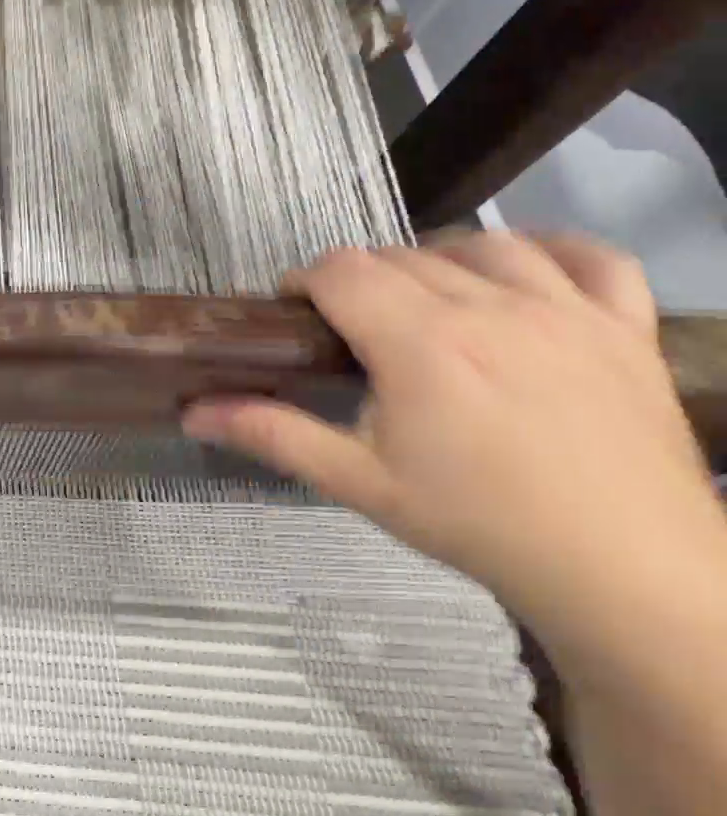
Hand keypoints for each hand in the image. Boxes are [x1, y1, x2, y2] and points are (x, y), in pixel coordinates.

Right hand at [182, 232, 725, 640]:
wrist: (622, 569)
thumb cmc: (475, 522)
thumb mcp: (357, 482)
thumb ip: (272, 434)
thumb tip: (191, 412)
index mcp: (421, 342)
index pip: (344, 269)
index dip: (306, 280)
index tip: (295, 314)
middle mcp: (492, 307)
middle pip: (403, 255)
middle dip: (360, 279)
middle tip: (347, 329)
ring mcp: (568, 311)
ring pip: (485, 246)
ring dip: (438, 259)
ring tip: (424, 300)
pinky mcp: (624, 329)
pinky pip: (592, 259)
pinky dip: (550, 251)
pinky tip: (522, 271)